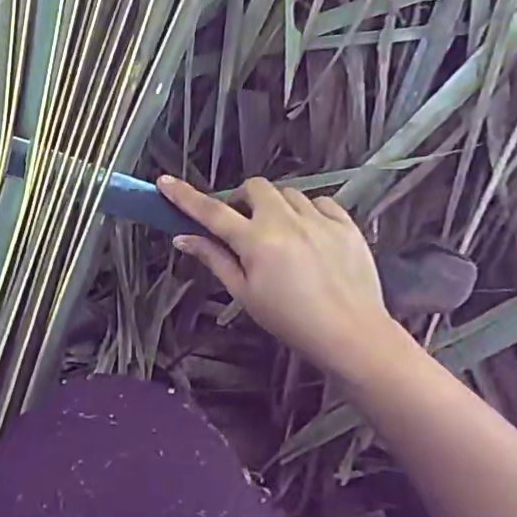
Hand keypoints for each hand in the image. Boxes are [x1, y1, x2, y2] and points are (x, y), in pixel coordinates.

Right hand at [158, 176, 408, 378]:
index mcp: (256, 241)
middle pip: (255, 188)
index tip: (165, 182)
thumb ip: (215, 259)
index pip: (211, 211)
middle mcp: (287, 222)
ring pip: (288, 193)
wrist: (351, 334)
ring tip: (278, 232)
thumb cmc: (290, 320)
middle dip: (242, 199)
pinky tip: (307, 232)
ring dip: (275, 205)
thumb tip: (184, 238)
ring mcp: (320, 221)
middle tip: (242, 224)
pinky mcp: (347, 226)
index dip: (184, 196)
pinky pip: (322, 202)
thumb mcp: (243, 293)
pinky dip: (308, 211)